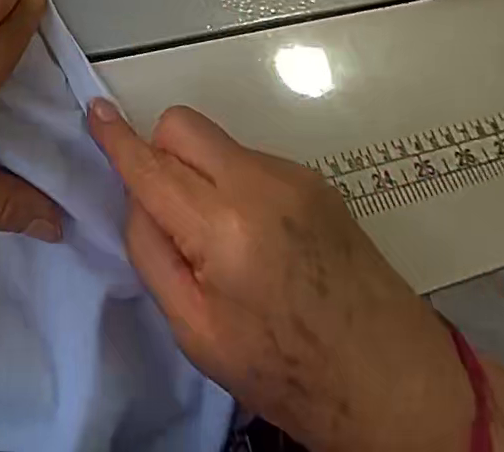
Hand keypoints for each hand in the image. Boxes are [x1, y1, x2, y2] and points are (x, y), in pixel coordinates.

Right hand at [87, 101, 472, 451]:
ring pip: (211, 140)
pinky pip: (244, 158)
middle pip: (180, 126)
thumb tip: (137, 195)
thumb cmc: (286, 371)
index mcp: (224, 230)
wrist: (409, 393)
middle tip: (171, 207)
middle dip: (159, 151)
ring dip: (196, 170)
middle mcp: (260, 187)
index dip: (115, 137)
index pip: (150, 165)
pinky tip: (257, 234)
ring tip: (223, 234)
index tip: (94, 110)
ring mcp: (295, 178)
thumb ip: (149, 249)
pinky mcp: (316, 181)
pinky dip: (230, 180)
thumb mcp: (193, 327)